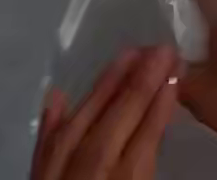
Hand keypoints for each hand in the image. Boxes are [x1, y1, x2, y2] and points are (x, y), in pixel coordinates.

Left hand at [32, 45, 180, 179]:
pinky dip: (51, 123)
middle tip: (162, 48)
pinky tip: (59, 94)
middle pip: (111, 128)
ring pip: (77, 130)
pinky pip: (41, 152)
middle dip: (138, 86)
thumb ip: (146, 168)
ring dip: (103, 89)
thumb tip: (163, 110)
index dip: (160, 105)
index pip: (142, 142)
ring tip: (129, 53)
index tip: (176, 70)